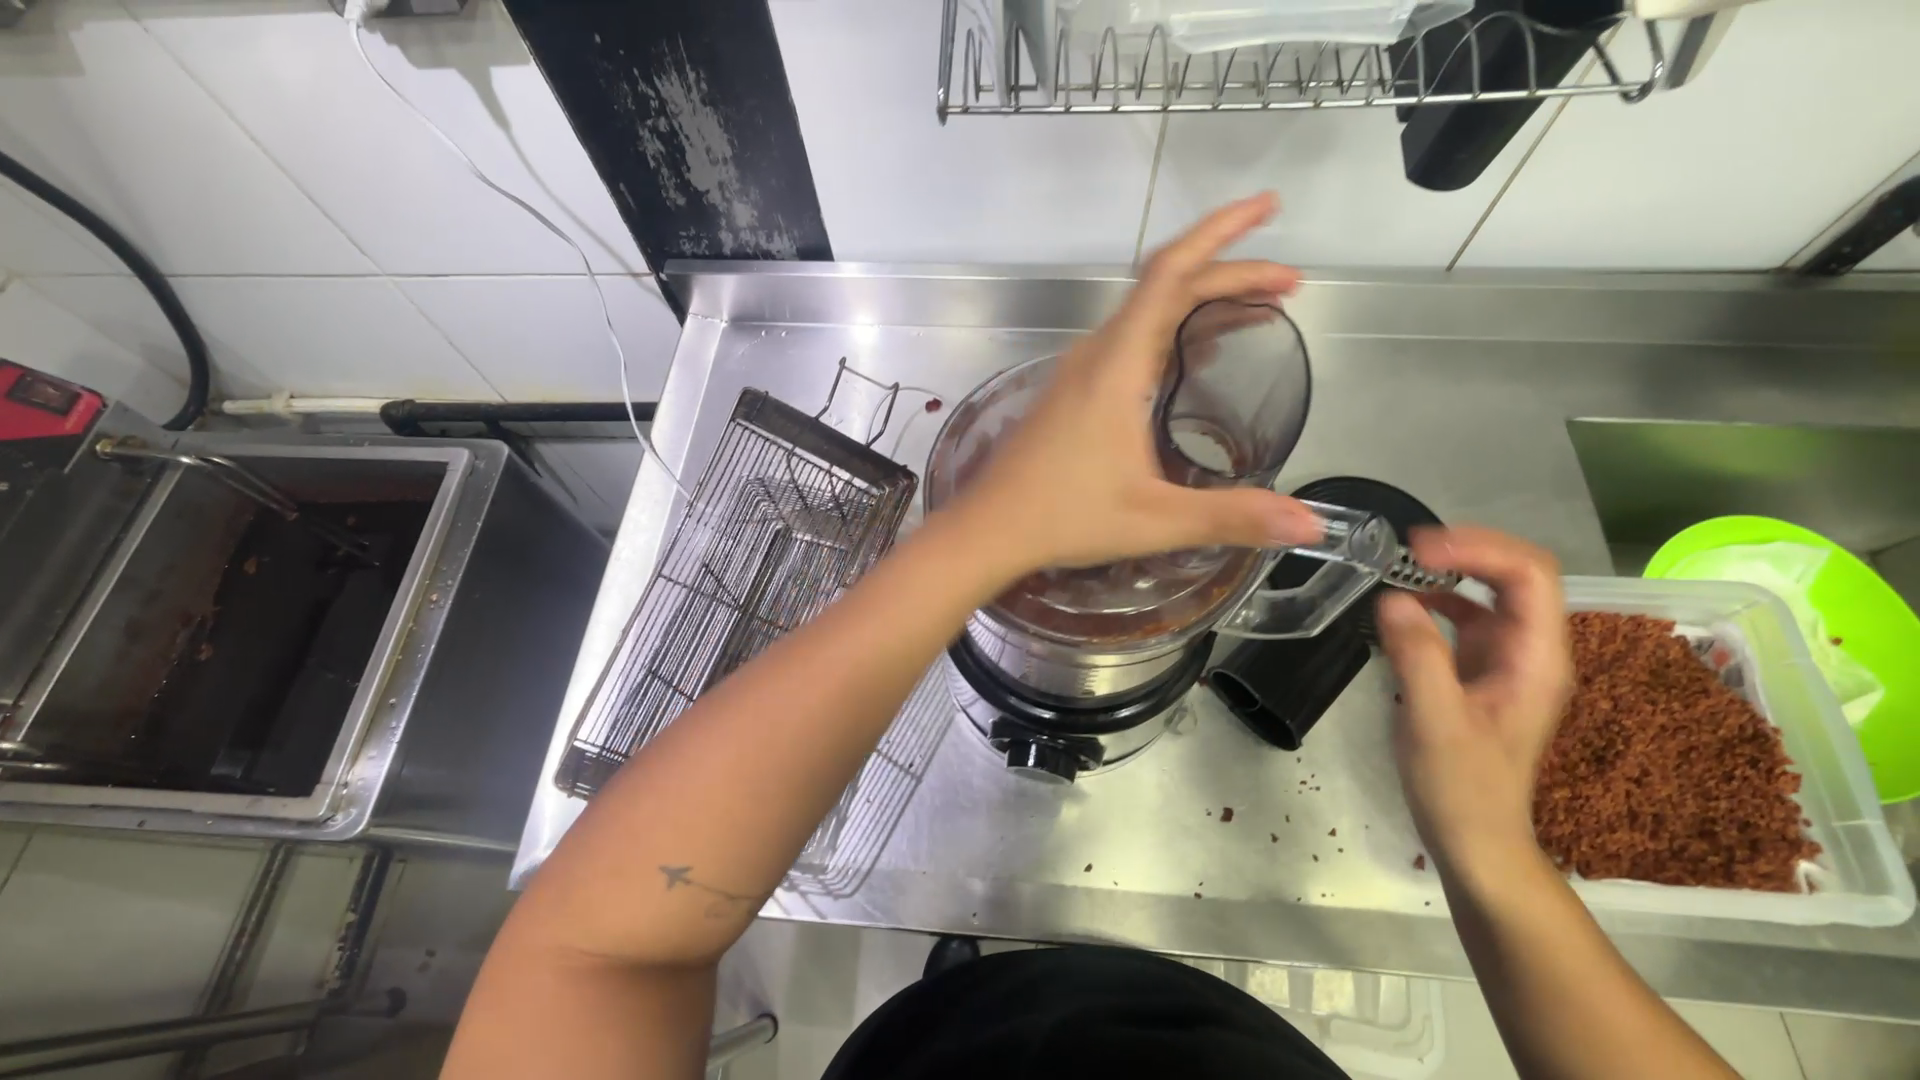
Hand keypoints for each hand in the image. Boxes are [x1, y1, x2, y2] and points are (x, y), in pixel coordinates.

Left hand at [948, 193, 1321, 575]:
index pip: (1172, 273)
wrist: (989, 528)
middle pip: (1167, 286)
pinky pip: (1132, 340)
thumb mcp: (1156, 520)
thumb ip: (1232, 516)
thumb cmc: (1064, 516)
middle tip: (1290, 283)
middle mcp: (1098, 353)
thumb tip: (1310, 525)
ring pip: (1148, 313)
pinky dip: (1175, 331)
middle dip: (1230, 271)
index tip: (1268, 208)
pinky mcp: (1073, 391)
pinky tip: (1200, 355)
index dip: (1222, 233)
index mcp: (1118, 365)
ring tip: (1260, 308)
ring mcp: (1081, 370)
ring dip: (1203, 301)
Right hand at [1375, 527, 1572, 865]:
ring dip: (1455, 569)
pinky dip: (1440, 599)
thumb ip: (1416, 655)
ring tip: (1404, 563)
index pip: (1529, 575)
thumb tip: (1391, 597)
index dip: (1479, 550)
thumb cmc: (1461, 787)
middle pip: (1518, 574)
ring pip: (1495, 592)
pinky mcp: (1484, 671)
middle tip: (1409, 548)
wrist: (1474, 840)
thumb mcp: (1432, 720)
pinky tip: (1406, 601)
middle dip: (1468, 550)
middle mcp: (1532, 650)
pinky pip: (1470, 617)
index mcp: (1536, 659)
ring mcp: (1509, 660)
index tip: (1419, 551)